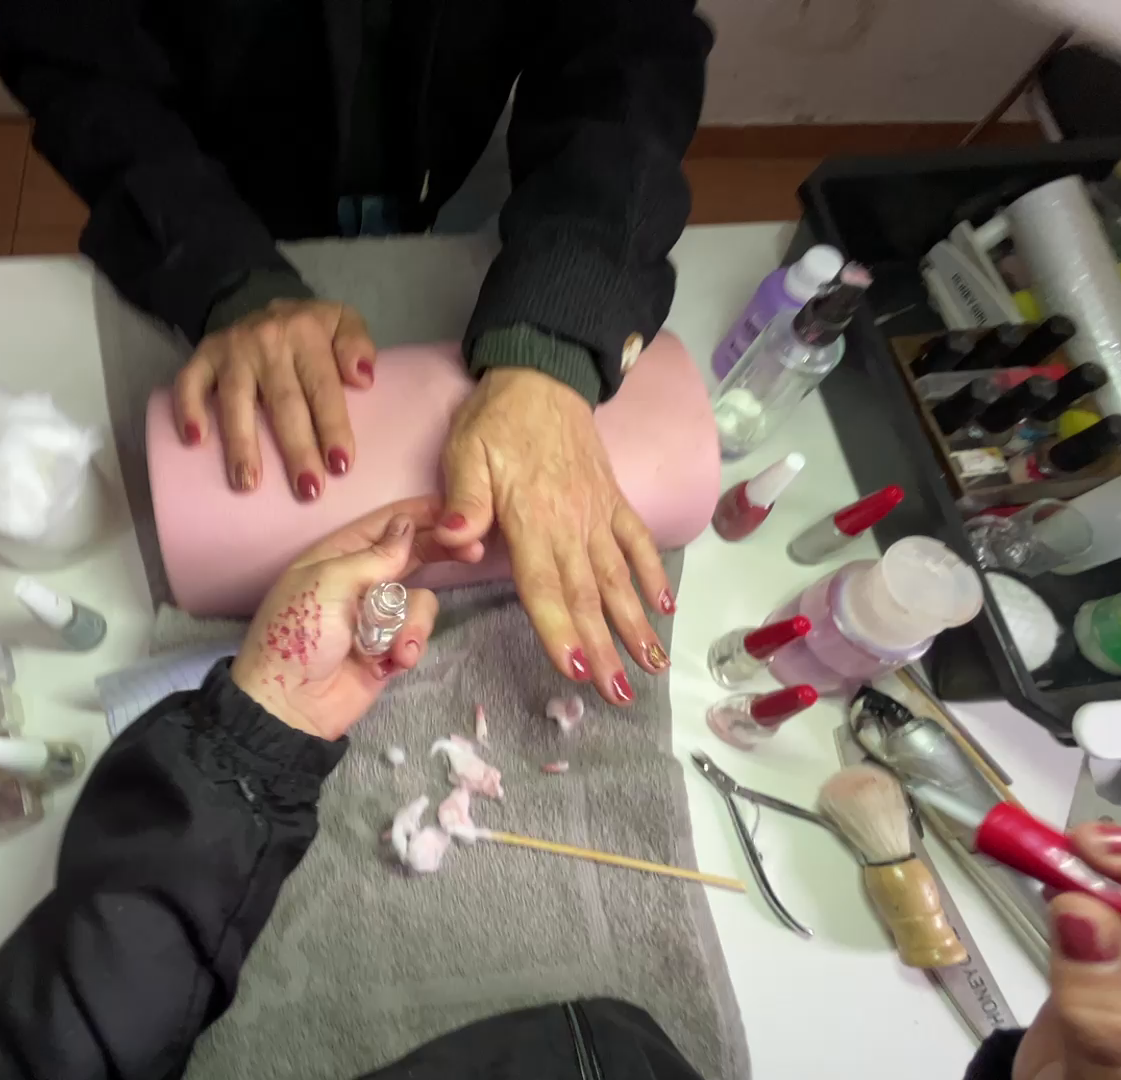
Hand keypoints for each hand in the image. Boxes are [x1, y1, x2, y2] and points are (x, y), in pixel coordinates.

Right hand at [174, 299, 376, 501]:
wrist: (256, 296)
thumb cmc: (308, 330)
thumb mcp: (341, 321)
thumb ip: (358, 345)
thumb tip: (363, 378)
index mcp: (307, 334)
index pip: (323, 387)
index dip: (332, 427)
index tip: (340, 466)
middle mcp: (268, 341)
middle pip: (284, 402)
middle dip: (296, 449)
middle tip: (307, 490)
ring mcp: (232, 350)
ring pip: (236, 400)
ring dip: (242, 445)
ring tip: (248, 485)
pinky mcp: (202, 356)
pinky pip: (189, 383)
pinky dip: (188, 410)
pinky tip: (194, 441)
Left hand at [232, 496, 483, 740]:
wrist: (289, 704)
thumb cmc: (299, 633)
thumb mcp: (330, 582)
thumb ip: (375, 556)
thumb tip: (407, 525)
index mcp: (339, 555)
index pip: (386, 523)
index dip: (420, 513)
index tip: (455, 509)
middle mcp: (361, 579)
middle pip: (412, 554)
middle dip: (440, 554)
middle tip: (473, 552)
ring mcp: (378, 616)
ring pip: (420, 600)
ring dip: (414, 623)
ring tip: (399, 649)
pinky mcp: (390, 648)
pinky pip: (415, 634)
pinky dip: (408, 647)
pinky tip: (392, 663)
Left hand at [437, 368, 670, 705]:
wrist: (541, 378)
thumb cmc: (495, 421)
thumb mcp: (466, 452)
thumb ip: (465, 500)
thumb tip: (455, 539)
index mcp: (531, 519)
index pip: (544, 584)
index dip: (559, 628)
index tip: (576, 670)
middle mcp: (572, 524)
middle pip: (587, 595)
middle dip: (604, 648)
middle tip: (621, 695)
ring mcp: (598, 514)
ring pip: (619, 577)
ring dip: (635, 625)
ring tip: (653, 666)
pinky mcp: (613, 501)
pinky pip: (637, 541)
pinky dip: (653, 574)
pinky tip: (665, 607)